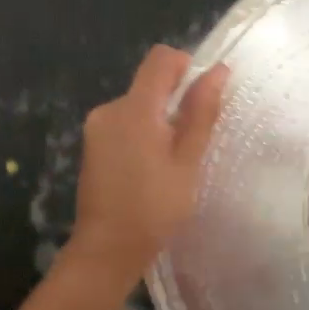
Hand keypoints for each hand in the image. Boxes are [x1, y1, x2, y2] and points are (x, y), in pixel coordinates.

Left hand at [66, 45, 228, 287]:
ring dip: (158, 120)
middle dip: (174, 101)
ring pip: (137, 105)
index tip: (202, 97)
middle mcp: (109, 108)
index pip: (160, 59)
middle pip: (148, 83)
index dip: (186, 66)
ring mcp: (96, 127)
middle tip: (192, 142)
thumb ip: (201, 112)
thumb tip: (217, 71)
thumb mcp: (187, 160)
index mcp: (133, 107)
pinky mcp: (92, 145)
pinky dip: (142, 134)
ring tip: (172, 161)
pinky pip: (124, 124)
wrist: (107, 250)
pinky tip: (150, 169)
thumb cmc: (154, 207)